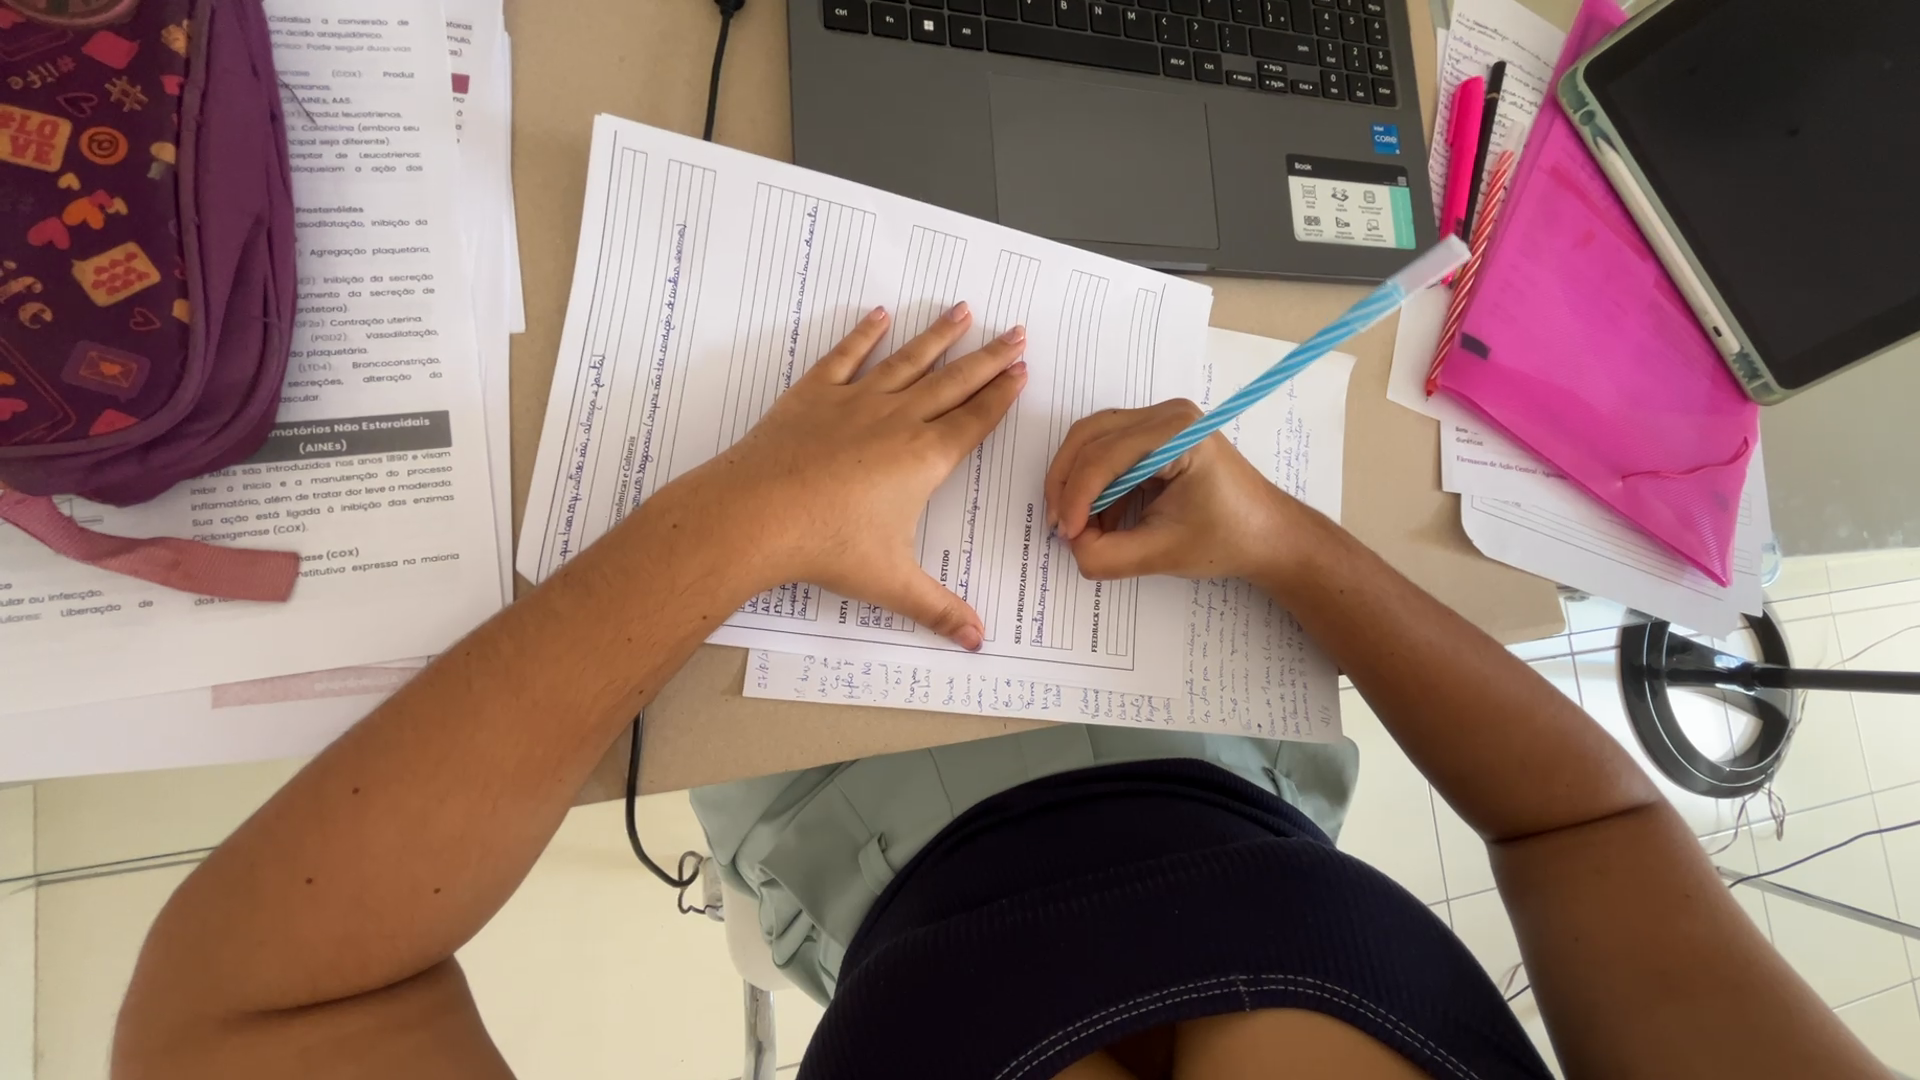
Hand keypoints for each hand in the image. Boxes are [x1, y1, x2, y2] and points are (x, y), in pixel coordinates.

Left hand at [676, 302, 1026, 648]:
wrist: (756, 515)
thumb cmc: (826, 546)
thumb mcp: (890, 583)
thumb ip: (938, 608)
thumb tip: (975, 641)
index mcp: (923, 459)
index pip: (975, 420)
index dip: (1002, 396)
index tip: (1021, 370)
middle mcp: (897, 421)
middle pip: (955, 381)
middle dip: (989, 357)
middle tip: (1015, 331)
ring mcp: (856, 402)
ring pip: (909, 360)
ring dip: (939, 336)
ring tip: (963, 310)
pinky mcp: (815, 394)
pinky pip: (847, 355)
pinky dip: (865, 334)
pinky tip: (881, 315)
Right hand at [1044, 399, 1313, 582]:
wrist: (1268, 536)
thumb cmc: (1227, 540)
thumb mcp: (1160, 554)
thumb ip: (1105, 554)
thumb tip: (1070, 545)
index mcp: (1176, 432)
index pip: (1105, 455)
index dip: (1077, 496)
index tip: (1066, 536)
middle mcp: (1165, 415)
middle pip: (1089, 437)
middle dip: (1067, 484)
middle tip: (1059, 526)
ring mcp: (1159, 422)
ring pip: (1091, 443)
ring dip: (1077, 484)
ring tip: (1077, 526)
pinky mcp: (1153, 439)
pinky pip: (1106, 454)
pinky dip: (1094, 487)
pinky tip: (1100, 520)